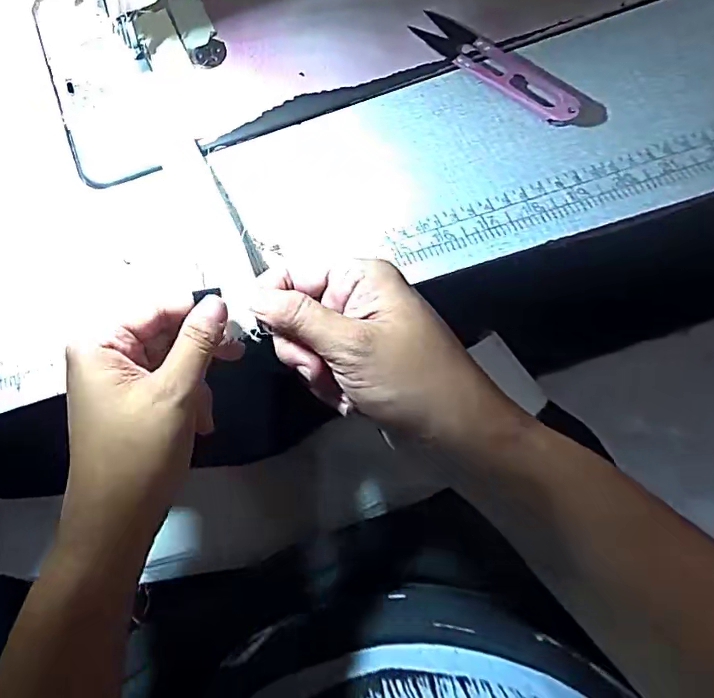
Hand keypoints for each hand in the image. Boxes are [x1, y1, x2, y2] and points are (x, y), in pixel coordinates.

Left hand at [57, 294, 241, 566]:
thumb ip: (197, 343)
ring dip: (194, 381)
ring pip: (165, 358)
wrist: (115, 523)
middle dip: (196, 351)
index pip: (151, 307)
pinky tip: (199, 423)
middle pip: (159, 330)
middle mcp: (100, 352)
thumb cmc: (139, 455)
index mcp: (98, 341)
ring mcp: (112, 376)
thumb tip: (216, 301)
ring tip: (205, 414)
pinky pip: (160, 381)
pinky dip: (184, 397)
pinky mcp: (125, 399)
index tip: (233, 318)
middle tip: (236, 356)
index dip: (193, 310)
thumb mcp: (174, 394)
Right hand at [250, 259, 528, 447]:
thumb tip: (251, 296)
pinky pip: (316, 363)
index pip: (291, 272)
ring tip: (342, 387)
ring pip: (299, 341)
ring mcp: (354, 329)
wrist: (463, 441)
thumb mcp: (350, 346)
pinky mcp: (354, 358)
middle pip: (290, 310)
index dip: (272, 299)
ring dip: (313, 370)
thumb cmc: (413, 384)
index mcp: (358, 277)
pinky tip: (350, 398)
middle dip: (300, 346)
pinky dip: (326, 383)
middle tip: (321, 368)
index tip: (269, 330)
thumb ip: (295, 316)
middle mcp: (353, 296)